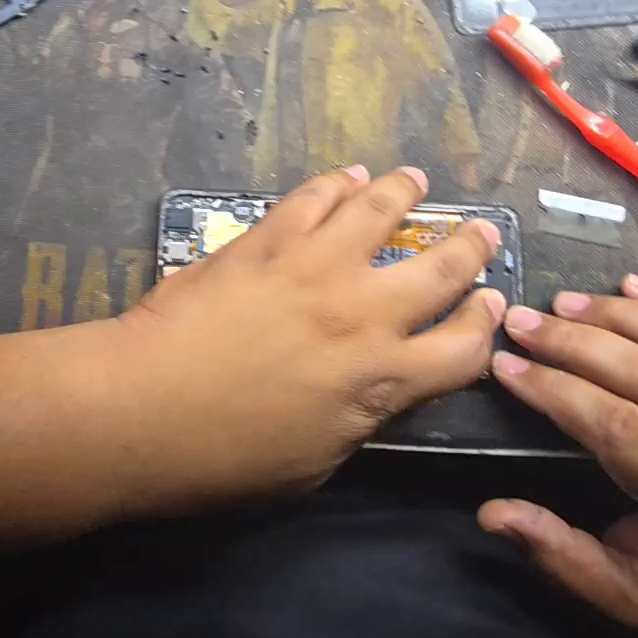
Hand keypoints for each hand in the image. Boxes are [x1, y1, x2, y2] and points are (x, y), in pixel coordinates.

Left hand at [114, 166, 504, 508]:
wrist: (147, 405)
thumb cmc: (227, 456)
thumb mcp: (316, 460)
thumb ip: (358, 415)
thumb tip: (372, 388)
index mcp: (381, 381)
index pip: (461, 348)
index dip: (484, 323)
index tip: (491, 303)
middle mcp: (363, 314)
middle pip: (439, 270)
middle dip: (470, 247)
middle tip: (481, 230)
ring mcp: (315, 267)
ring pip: (378, 213)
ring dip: (403, 191)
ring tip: (415, 179)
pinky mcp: (268, 240)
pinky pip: (313, 199)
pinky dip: (336, 183)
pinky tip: (346, 176)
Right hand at [478, 276, 637, 637]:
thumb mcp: (634, 602)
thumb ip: (564, 559)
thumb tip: (491, 514)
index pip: (624, 431)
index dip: (557, 391)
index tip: (506, 367)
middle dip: (575, 343)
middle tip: (520, 322)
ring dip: (621, 314)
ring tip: (564, 303)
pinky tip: (633, 284)